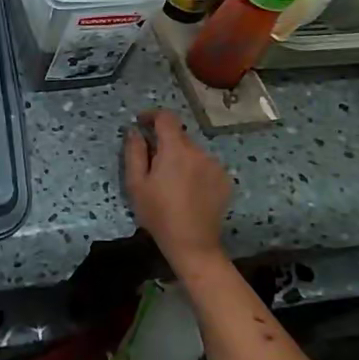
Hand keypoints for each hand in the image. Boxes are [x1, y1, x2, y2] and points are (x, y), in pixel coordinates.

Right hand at [121, 110, 232, 267]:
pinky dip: (194, 170)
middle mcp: (199, 151)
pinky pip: (205, 165)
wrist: (192, 244)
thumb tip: (135, 130)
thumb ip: (134, 151)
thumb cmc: (158, 214)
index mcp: (175, 149)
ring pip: (192, 151)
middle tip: (151, 163)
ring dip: (180, 157)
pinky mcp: (224, 180)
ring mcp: (215, 165)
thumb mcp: (136, 183)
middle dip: (164, 142)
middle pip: (179, 136)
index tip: (141, 123)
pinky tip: (187, 190)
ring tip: (170, 181)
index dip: (152, 115)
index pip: (166, 117)